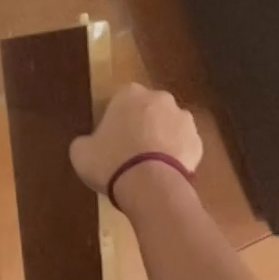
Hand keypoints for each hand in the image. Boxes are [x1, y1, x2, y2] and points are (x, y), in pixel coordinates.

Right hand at [68, 83, 203, 196]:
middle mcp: (160, 98)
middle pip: (148, 111)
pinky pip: (182, 148)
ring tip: (147, 168)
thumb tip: (87, 143)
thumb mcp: (80, 153)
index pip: (119, 101)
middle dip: (140, 127)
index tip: (108, 140)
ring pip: (168, 128)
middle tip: (128, 153)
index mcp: (129, 94)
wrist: (149, 185)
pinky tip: (162, 175)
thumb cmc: (110, 162)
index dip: (114, 121)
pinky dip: (174, 158)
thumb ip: (84, 142)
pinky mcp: (197, 142)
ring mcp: (184, 119)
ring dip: (159, 141)